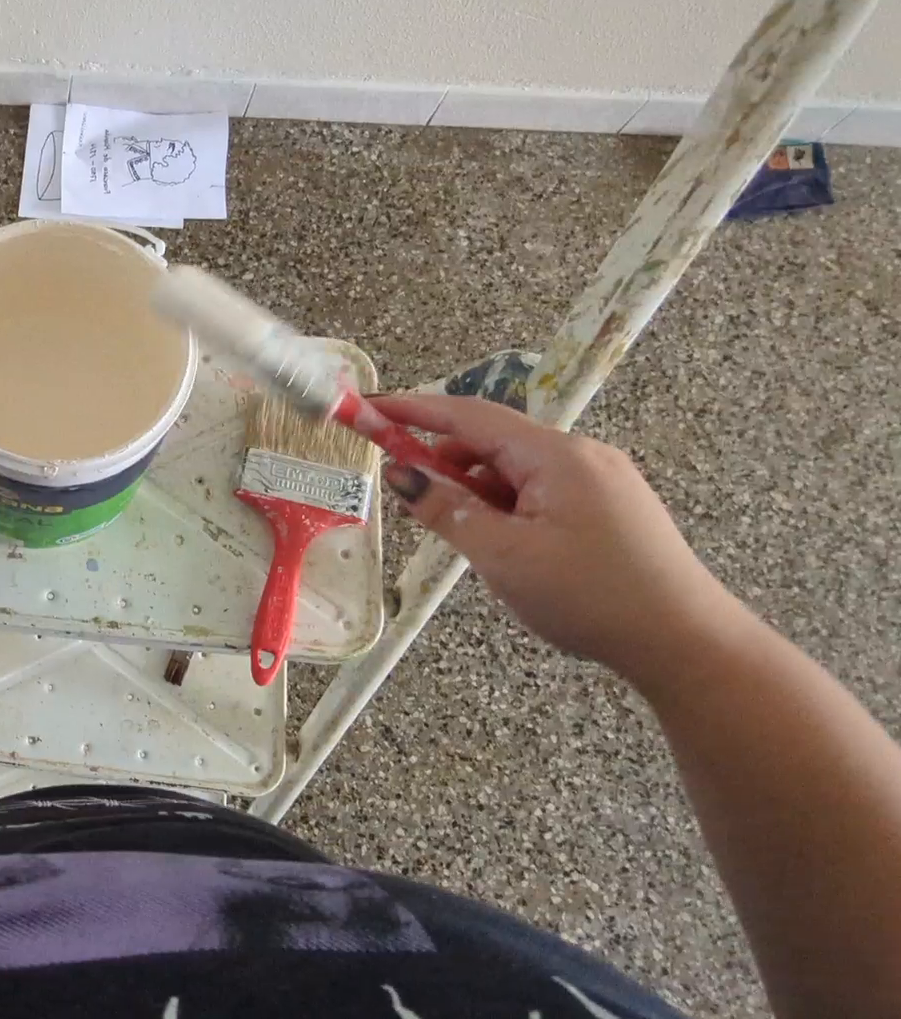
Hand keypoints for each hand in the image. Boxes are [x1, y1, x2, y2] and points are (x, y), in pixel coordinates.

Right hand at [371, 394, 752, 680]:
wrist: (687, 644)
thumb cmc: (588, 596)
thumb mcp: (501, 553)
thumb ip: (444, 508)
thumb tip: (398, 473)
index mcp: (556, 456)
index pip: (468, 416)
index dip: (412, 410)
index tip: (366, 408)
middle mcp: (579, 455)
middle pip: (489, 441)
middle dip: (441, 461)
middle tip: (407, 498)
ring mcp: (596, 480)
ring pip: (510, 469)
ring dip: (471, 490)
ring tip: (459, 535)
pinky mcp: (603, 505)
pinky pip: (533, 489)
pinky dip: (499, 505)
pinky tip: (495, 541)